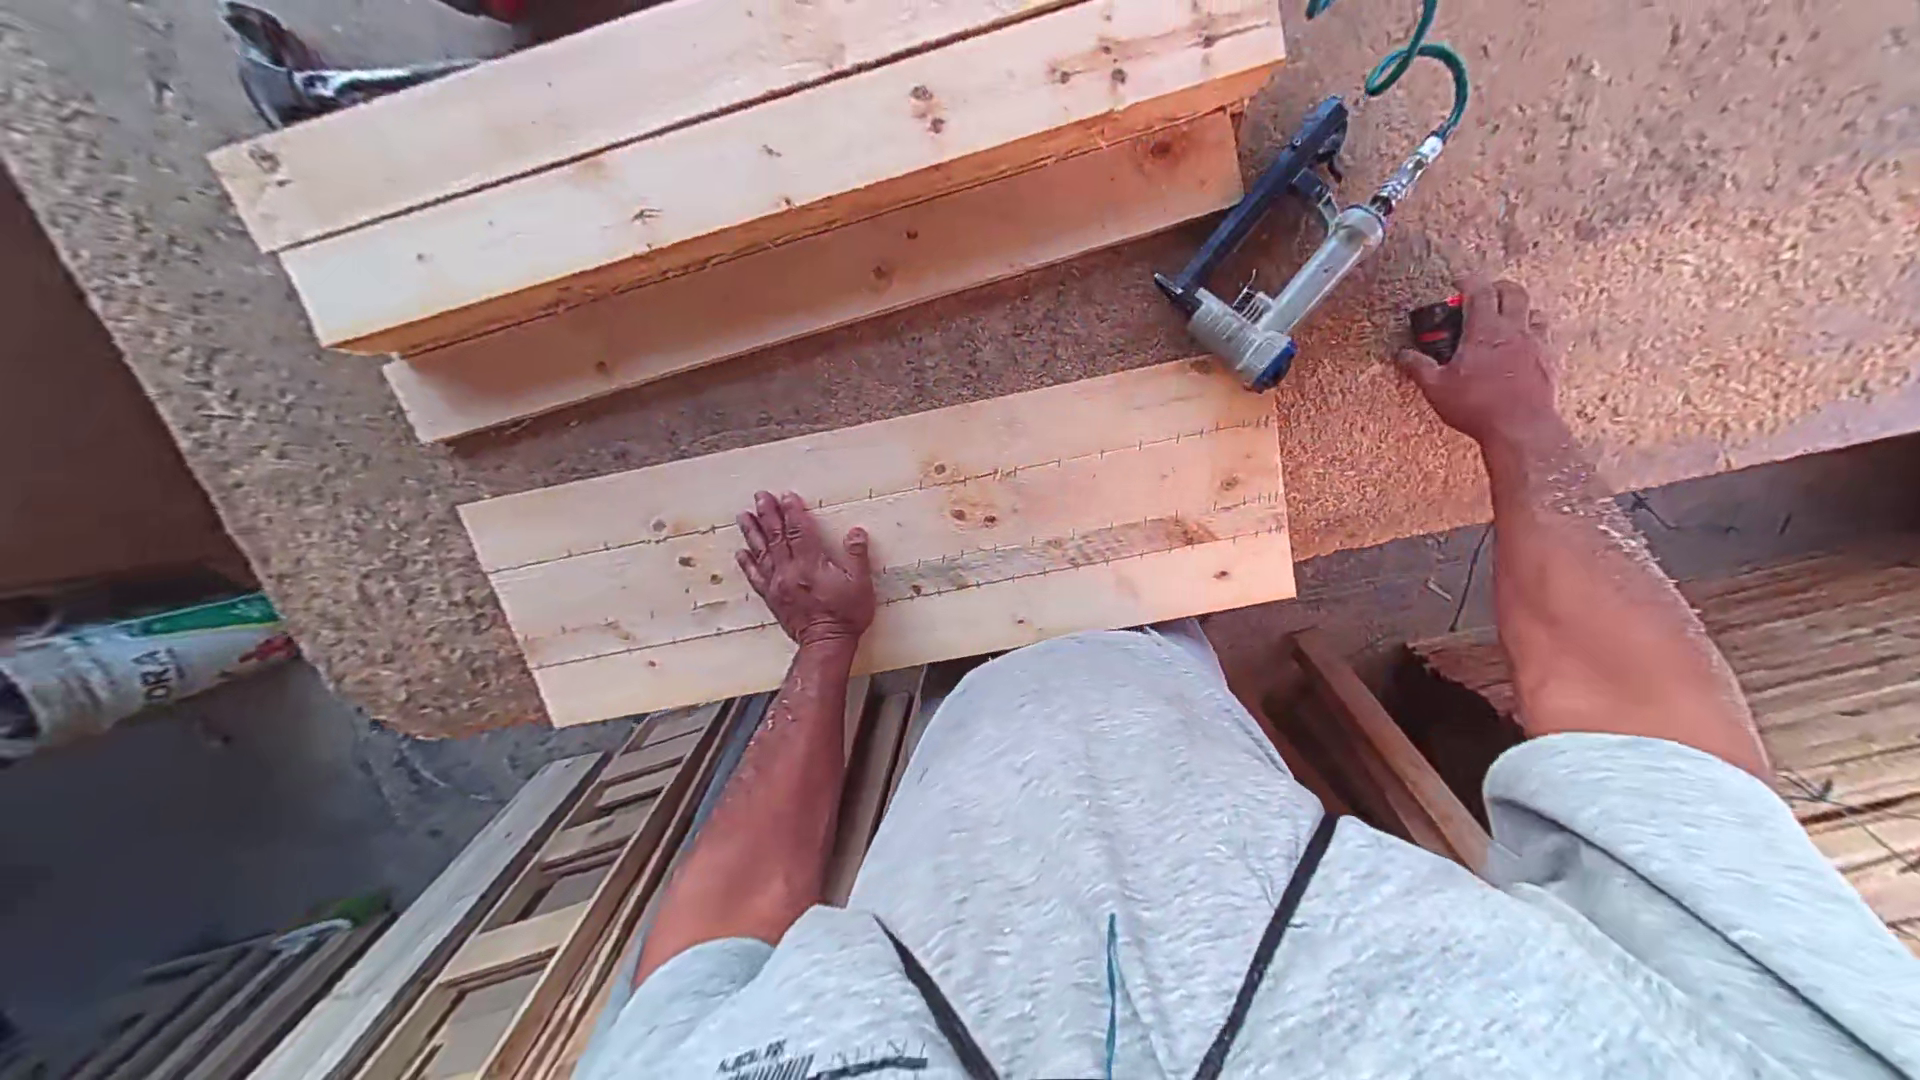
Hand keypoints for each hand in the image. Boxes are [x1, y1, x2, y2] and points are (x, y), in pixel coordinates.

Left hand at [735, 491, 875, 649]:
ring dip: (753, 532)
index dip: (792, 512)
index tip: (786, 495)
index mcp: (811, 563)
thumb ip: (856, 555)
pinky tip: (741, 552)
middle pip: (776, 536)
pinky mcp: (772, 598)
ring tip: (743, 515)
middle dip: (768, 514)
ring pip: (762, 552)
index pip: (799, 531)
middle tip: (760, 496)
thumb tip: (856, 532)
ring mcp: (778, 584)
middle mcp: (790, 570)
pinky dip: (747, 563)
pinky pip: (756, 576)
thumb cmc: (845, 615)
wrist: (826, 644)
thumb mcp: (860, 583)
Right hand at [1397, 276, 1563, 451]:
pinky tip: (1521, 342)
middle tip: (1483, 293)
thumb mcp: (1435, 387)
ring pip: (1533, 310)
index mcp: (1485, 332)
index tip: (1460, 280)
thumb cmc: (1476, 405)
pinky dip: (1531, 330)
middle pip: (1513, 292)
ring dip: (1518, 308)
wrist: (1518, 425)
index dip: (1469, 282)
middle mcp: (1514, 331)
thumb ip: (1418, 366)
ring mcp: (1535, 343)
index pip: (1480, 293)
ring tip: (1503, 317)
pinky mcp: (1548, 359)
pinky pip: (1544, 334)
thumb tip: (1403, 354)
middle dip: (1497, 287)